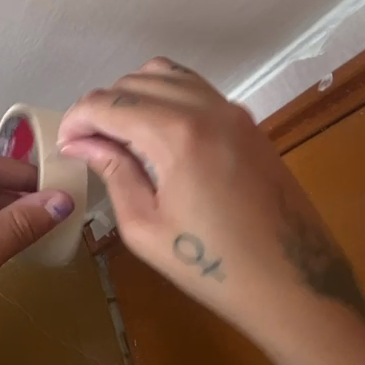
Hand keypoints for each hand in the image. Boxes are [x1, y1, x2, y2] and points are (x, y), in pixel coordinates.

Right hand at [57, 58, 341, 352]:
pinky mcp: (247, 123)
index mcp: (176, 135)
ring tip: (118, 131)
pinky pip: (193, 86)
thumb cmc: (215, 269)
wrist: (300, 292)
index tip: (64, 145)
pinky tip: (154, 128)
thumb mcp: (145, 227)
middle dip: (100, 107)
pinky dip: (163, 93)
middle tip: (87, 143)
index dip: (76, 120)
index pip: (107, 104)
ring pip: (163, 73)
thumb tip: (80, 143)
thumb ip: (112, 171)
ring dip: (131, 94)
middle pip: (131, 82)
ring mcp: (232, 112)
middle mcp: (205, 109)